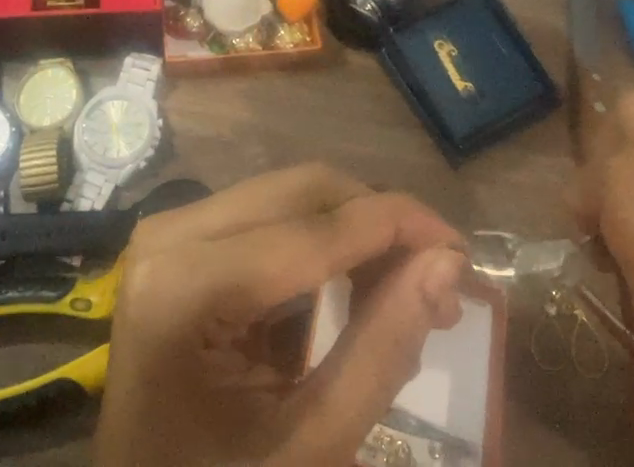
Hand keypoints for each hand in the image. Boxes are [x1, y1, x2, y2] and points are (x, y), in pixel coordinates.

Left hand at [96, 164, 465, 466]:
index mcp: (185, 287)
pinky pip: (267, 216)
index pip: (315, 229)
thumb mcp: (310, 440)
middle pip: (303, 191)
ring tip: (405, 294)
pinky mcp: (179, 239)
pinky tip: (356, 288)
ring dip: (356, 231)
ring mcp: (168, 231)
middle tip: (438, 284)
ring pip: (289, 196)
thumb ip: (381, 349)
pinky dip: (321, 243)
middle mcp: (170, 235)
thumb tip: (444, 262)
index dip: (400, 226)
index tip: (465, 253)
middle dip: (380, 225)